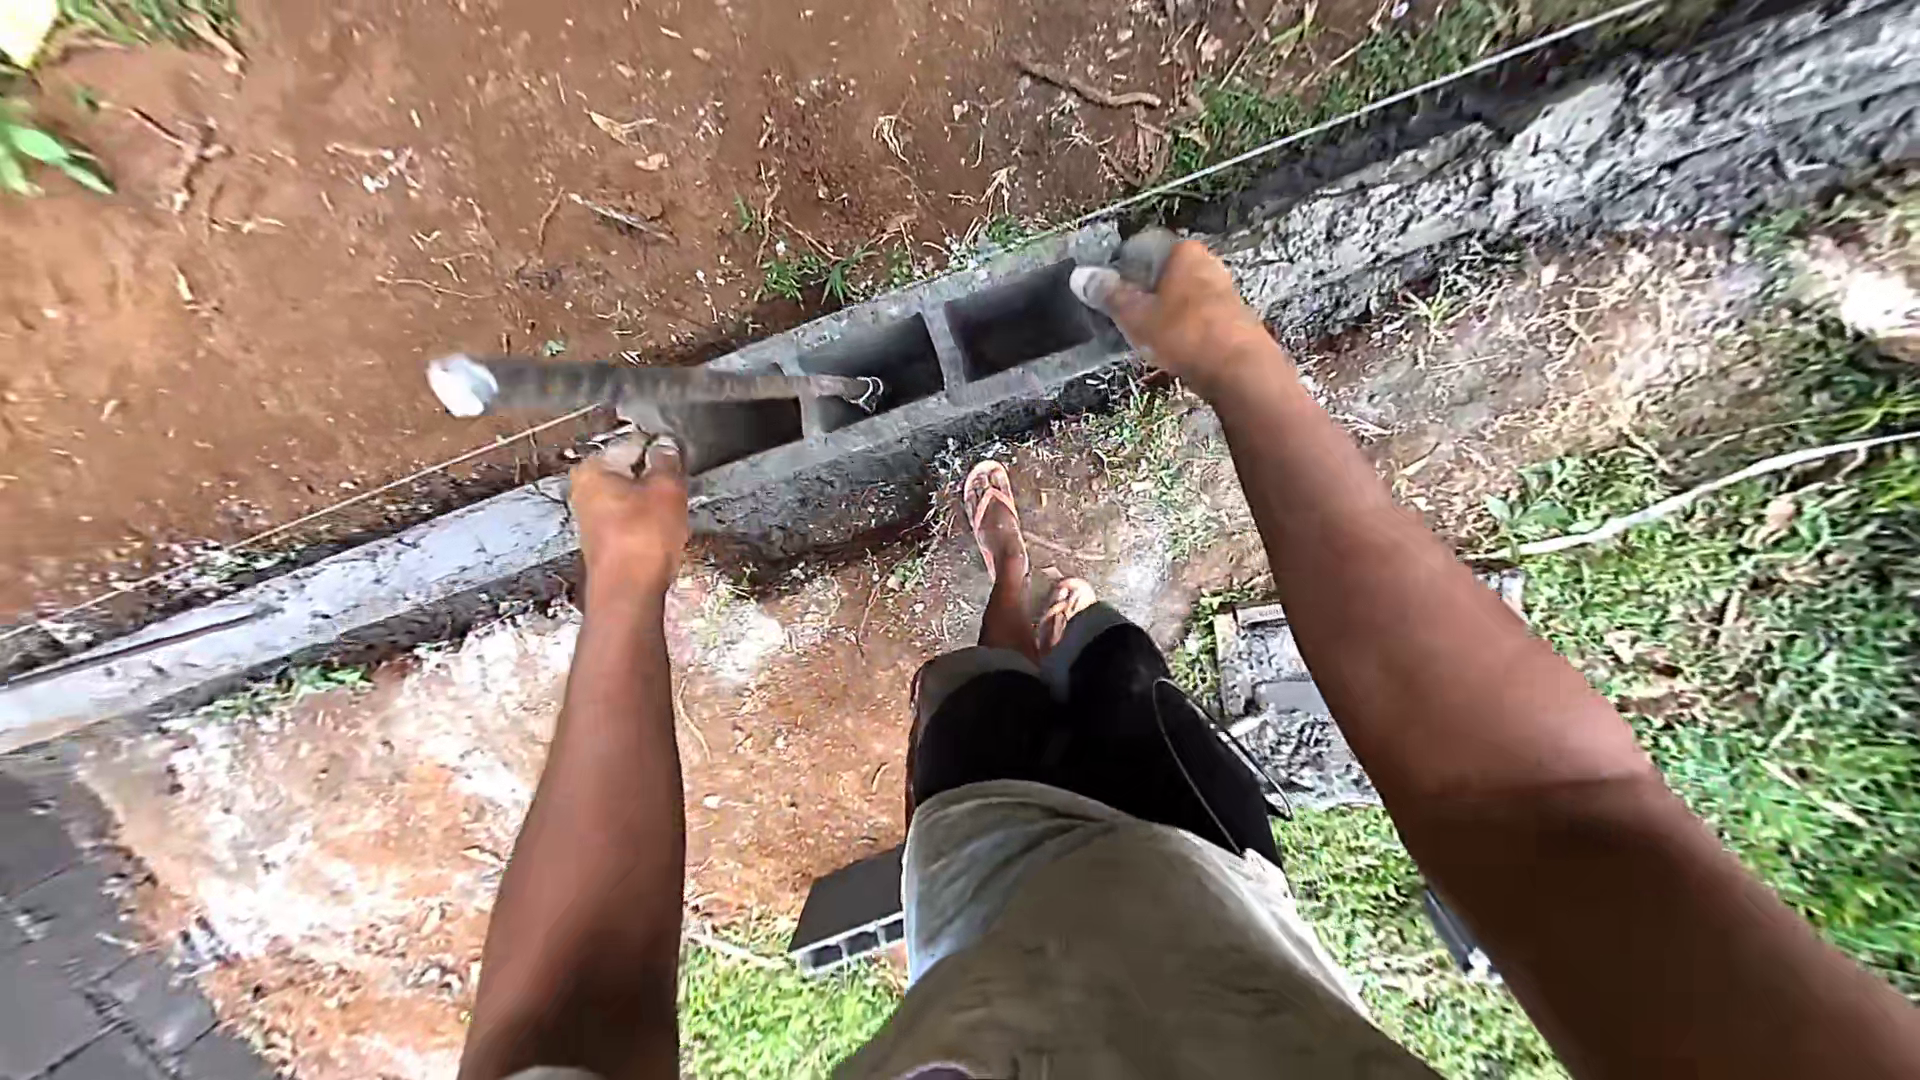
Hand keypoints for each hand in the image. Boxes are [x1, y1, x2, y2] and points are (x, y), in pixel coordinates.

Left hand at [569, 434, 689, 594]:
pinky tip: (665, 533)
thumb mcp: (666, 488)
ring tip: (675, 514)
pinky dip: (650, 523)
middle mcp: (584, 491)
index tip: (680, 461)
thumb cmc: (644, 535)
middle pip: (631, 473)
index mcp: (592, 470)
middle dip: (657, 480)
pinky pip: (633, 521)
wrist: (630, 589)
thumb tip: (666, 447)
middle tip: (680, 490)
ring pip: (634, 498)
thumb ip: (667, 462)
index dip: (661, 451)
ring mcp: (593, 518)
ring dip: (656, 503)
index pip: (633, 445)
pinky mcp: (606, 541)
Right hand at [1070, 239, 1289, 399]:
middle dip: (1138, 293)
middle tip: (1117, 319)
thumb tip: (1079, 275)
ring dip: (1157, 313)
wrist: (1236, 369)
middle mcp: (1205, 263)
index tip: (1102, 294)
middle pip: (1160, 274)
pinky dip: (1176, 328)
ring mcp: (1220, 290)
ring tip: (1139, 338)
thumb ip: (1107, 295)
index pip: (1140, 248)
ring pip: (1176, 296)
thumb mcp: (1135, 316)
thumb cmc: (1182, 334)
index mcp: (1182, 252)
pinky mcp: (1228, 318)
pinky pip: (1192, 317)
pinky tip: (1167, 348)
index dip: (1116, 270)